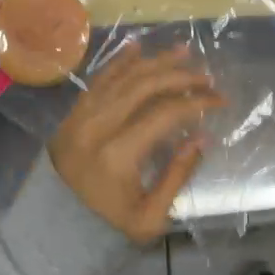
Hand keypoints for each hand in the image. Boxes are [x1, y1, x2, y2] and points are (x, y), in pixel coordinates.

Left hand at [48, 44, 225, 242]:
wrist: (54, 228)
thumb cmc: (108, 227)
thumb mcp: (150, 217)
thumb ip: (177, 175)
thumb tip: (203, 137)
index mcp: (118, 155)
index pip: (165, 114)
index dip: (196, 102)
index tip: (220, 100)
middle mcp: (98, 127)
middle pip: (145, 87)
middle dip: (180, 76)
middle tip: (206, 75)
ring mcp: (82, 115)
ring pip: (123, 76)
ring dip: (155, 61)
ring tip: (183, 50)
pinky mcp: (74, 112)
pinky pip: (99, 78)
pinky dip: (120, 61)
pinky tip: (138, 46)